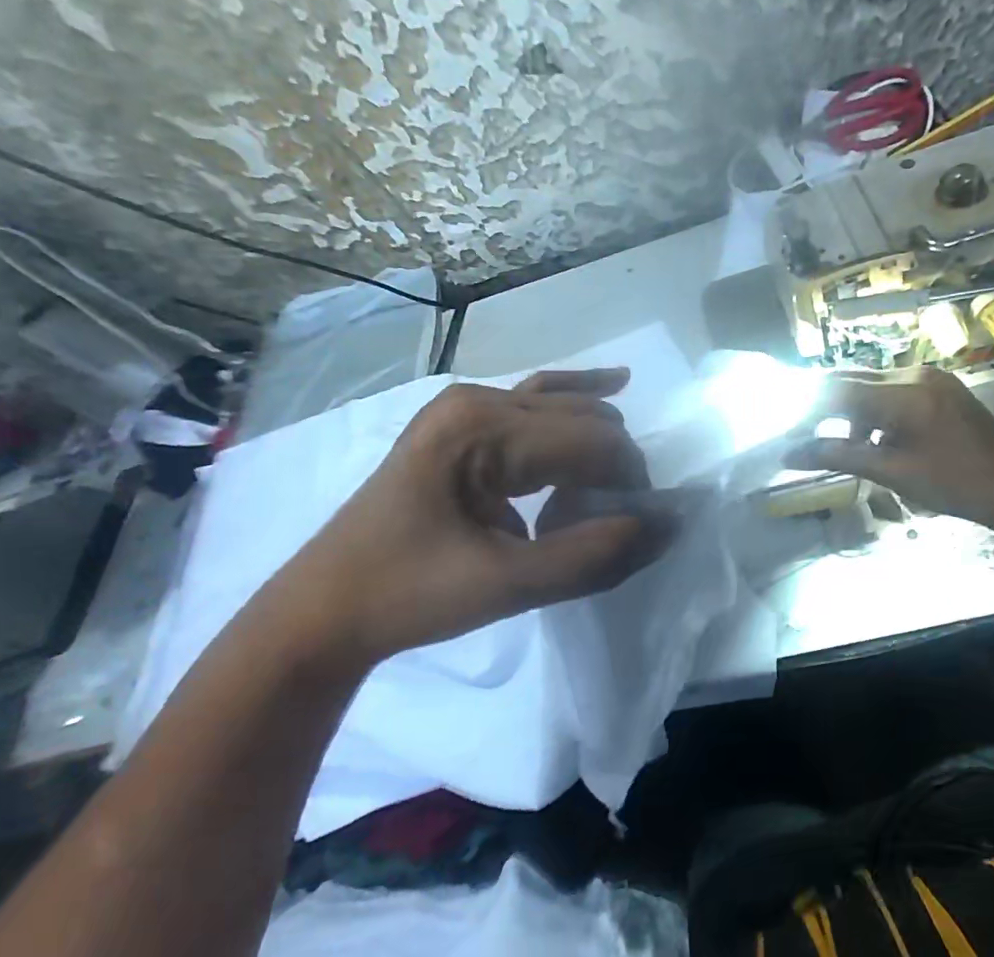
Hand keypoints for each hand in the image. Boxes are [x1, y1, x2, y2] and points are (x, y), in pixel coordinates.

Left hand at [269, 368, 676, 664]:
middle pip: (582, 417)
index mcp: (483, 427)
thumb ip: (593, 555)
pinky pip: (532, 404)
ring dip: (594, 448)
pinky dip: (573, 403)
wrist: (325, 609)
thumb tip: (668, 525)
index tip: (635, 534)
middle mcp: (476, 399)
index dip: (631, 484)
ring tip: (596, 501)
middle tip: (611, 525)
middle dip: (615, 467)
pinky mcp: (460, 423)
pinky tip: (613, 383)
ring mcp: (464, 406)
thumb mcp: (508, 584)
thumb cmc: (409, 595)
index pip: (594, 439)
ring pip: (561, 408)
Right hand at [782, 366, 993, 525]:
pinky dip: (869, 409)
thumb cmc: (957, 484)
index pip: (835, 391)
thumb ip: (838, 456)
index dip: (804, 408)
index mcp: (903, 394)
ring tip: (833, 442)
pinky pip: (889, 389)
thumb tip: (789, 455)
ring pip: (867, 384)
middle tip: (796, 430)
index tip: (783, 430)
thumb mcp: (892, 471)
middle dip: (819, 403)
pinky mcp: (937, 387)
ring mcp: (928, 378)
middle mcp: (913, 374)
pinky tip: (869, 437)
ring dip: (844, 408)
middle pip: (849, 379)